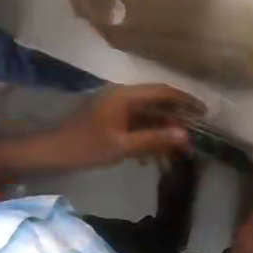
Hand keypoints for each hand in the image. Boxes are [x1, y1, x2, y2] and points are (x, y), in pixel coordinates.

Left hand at [37, 84, 205, 169]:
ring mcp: (114, 109)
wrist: (48, 152)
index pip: (163, 92)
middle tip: (191, 144)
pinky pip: (134, 127)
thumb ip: (154, 139)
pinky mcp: (107, 122)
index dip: (186, 101)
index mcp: (126, 96)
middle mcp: (122, 97)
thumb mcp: (121, 146)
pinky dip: (145, 140)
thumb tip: (185, 135)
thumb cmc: (84, 146)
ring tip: (174, 157)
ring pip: (146, 119)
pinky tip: (150, 160)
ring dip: (160, 135)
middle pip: (156, 105)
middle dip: (175, 124)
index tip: (204, 113)